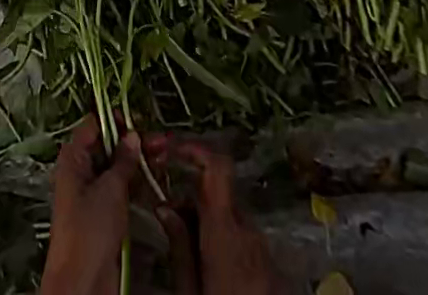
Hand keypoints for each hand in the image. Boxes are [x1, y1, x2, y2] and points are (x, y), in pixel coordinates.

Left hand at [41, 114, 143, 294]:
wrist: (84, 281)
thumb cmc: (90, 228)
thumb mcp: (110, 188)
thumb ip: (123, 159)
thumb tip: (132, 134)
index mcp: (74, 157)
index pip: (94, 126)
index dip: (115, 120)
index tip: (140, 120)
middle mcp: (82, 169)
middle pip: (108, 145)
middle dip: (133, 142)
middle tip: (161, 141)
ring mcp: (94, 190)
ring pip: (118, 166)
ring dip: (139, 160)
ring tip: (164, 156)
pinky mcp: (105, 210)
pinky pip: (122, 186)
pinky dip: (137, 180)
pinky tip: (156, 176)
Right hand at [163, 143, 276, 294]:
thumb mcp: (189, 292)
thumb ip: (178, 245)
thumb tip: (164, 206)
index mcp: (224, 231)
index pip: (216, 166)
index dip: (192, 147)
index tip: (164, 148)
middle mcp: (247, 229)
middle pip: (214, 191)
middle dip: (186, 194)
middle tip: (160, 211)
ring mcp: (260, 244)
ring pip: (225, 213)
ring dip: (200, 217)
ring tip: (177, 243)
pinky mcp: (267, 260)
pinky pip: (238, 233)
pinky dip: (216, 234)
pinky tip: (202, 261)